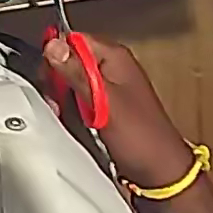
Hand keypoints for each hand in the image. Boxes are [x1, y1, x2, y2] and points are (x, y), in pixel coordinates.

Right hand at [44, 33, 212, 212]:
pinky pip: (75, 97)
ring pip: (67, 79)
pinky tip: (76, 121)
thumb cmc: (142, 138)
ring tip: (71, 113)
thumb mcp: (103, 101)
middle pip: (66, 58)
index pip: (70, 38)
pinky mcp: (102, 104)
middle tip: (62, 98)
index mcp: (114, 56)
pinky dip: (70, 108)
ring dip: (62, 97)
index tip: (54, 76)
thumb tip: (53, 45)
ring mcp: (107, 86)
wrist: (159, 174)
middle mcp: (110, 67)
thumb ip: (76, 71)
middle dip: (57, 79)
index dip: (56, 56)